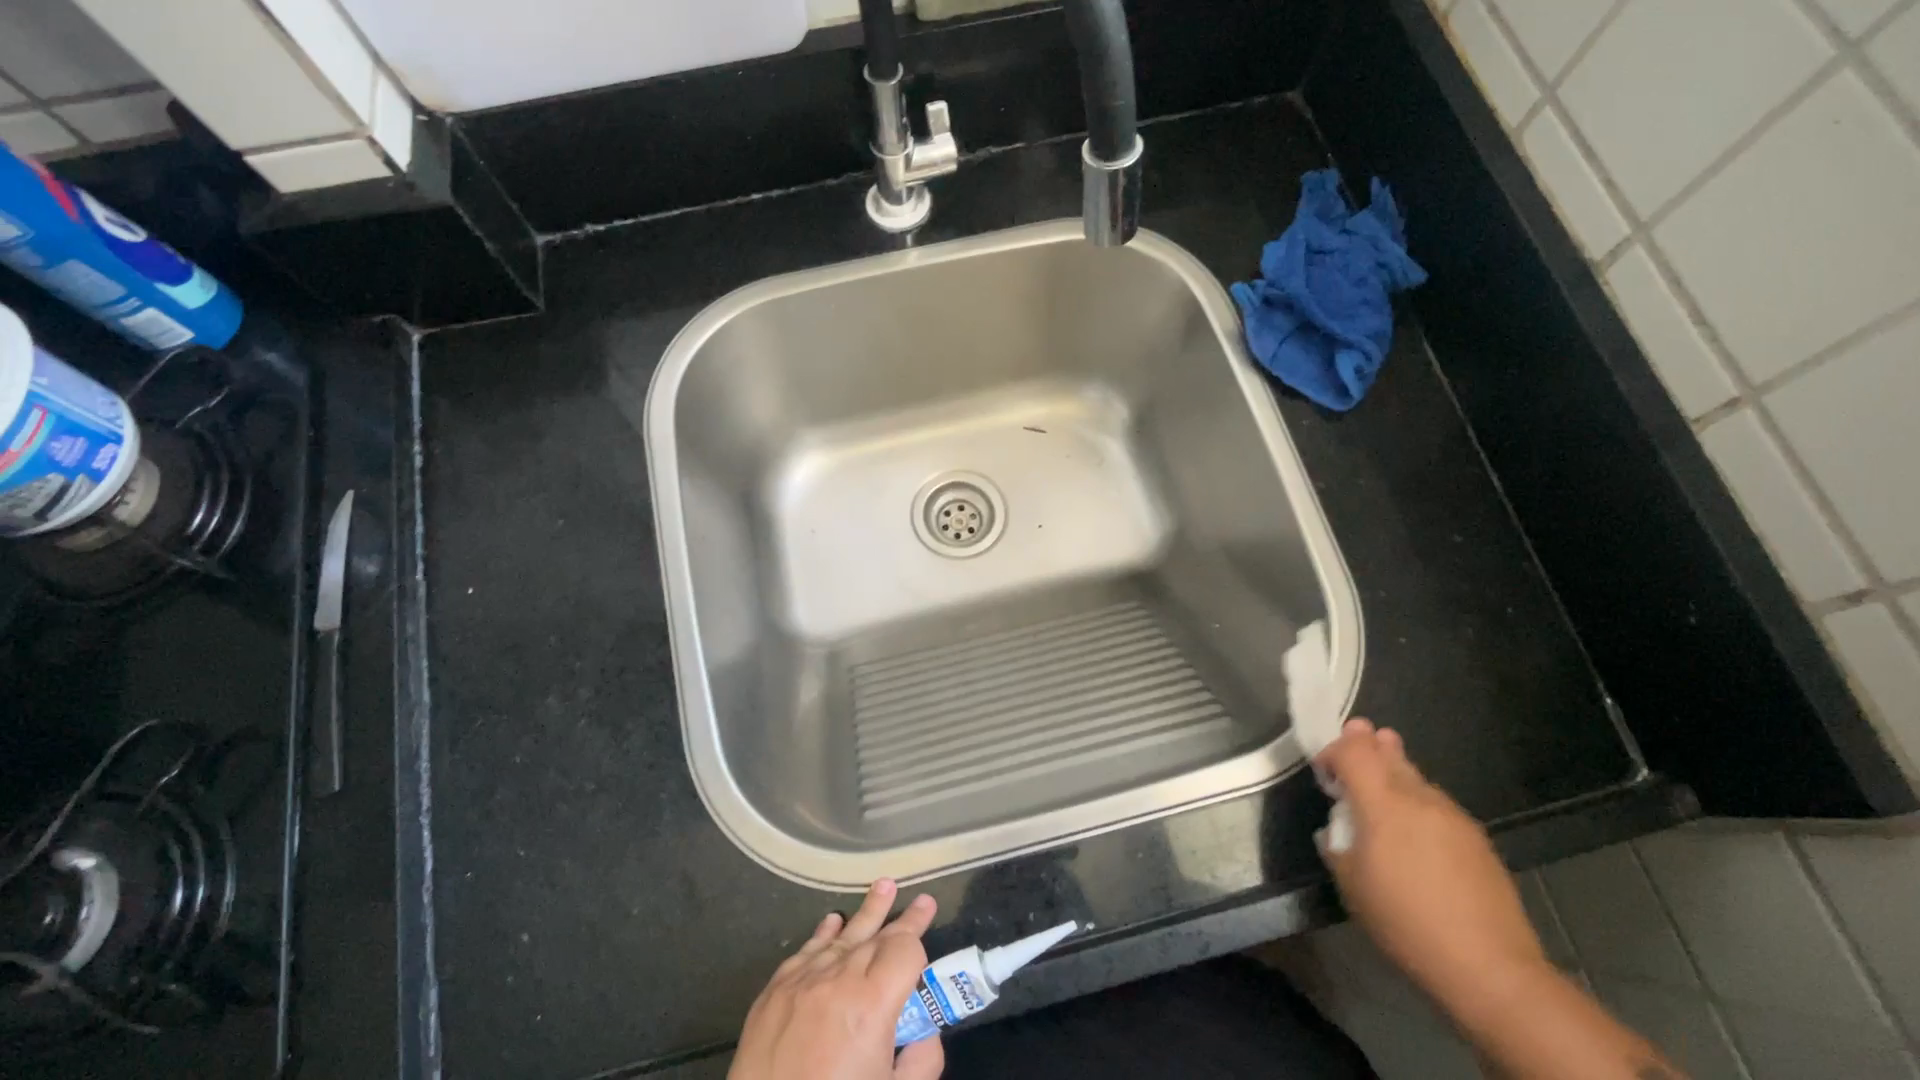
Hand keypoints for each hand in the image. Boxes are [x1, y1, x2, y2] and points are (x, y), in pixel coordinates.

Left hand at [731, 879, 943, 1079]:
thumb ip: (922, 1058)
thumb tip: (924, 1031)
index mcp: (872, 1004)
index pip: (904, 950)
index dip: (919, 939)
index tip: (929, 929)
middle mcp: (837, 981)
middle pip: (876, 938)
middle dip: (902, 920)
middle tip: (922, 901)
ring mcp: (801, 984)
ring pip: (841, 937)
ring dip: (866, 913)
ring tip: (884, 886)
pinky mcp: (773, 995)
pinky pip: (804, 953)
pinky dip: (823, 934)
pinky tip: (834, 921)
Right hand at [1314, 718, 1549, 1016]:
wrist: (1487, 963)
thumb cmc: (1404, 922)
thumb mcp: (1351, 885)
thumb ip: (1337, 846)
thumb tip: (1337, 830)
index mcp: (1383, 804)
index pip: (1355, 751)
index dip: (1335, 749)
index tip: (1324, 769)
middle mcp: (1420, 798)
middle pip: (1390, 753)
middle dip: (1368, 744)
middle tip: (1355, 737)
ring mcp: (1453, 815)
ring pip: (1417, 778)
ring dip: (1395, 774)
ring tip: (1382, 789)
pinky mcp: (1476, 838)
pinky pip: (1438, 806)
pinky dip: (1419, 804)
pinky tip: (1416, 834)